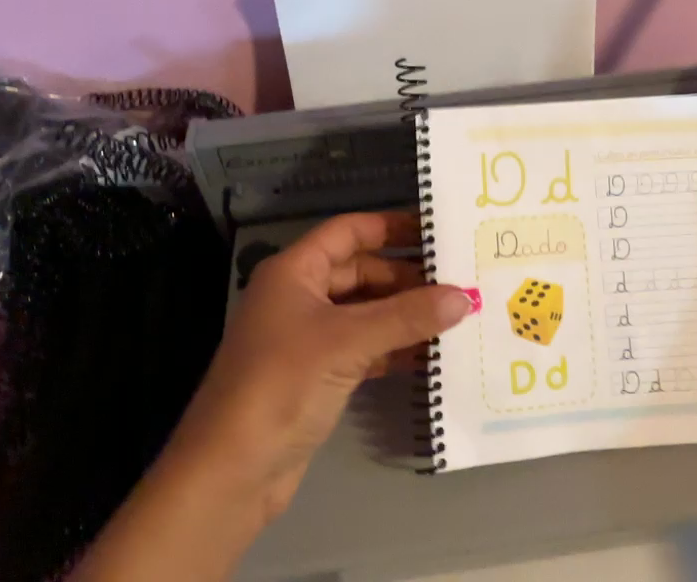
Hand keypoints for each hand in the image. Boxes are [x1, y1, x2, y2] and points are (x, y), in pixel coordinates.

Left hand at [161, 211, 471, 519]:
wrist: (232, 469)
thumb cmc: (282, 383)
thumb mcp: (347, 342)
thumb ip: (407, 317)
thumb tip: (465, 296)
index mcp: (294, 271)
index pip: (348, 232)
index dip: (391, 227)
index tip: (438, 231)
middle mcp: (299, 297)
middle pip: (360, 272)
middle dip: (407, 277)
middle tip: (460, 281)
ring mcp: (307, 338)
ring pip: (365, 313)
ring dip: (405, 315)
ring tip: (457, 317)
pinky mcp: (316, 376)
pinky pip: (363, 349)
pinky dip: (394, 349)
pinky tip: (432, 355)